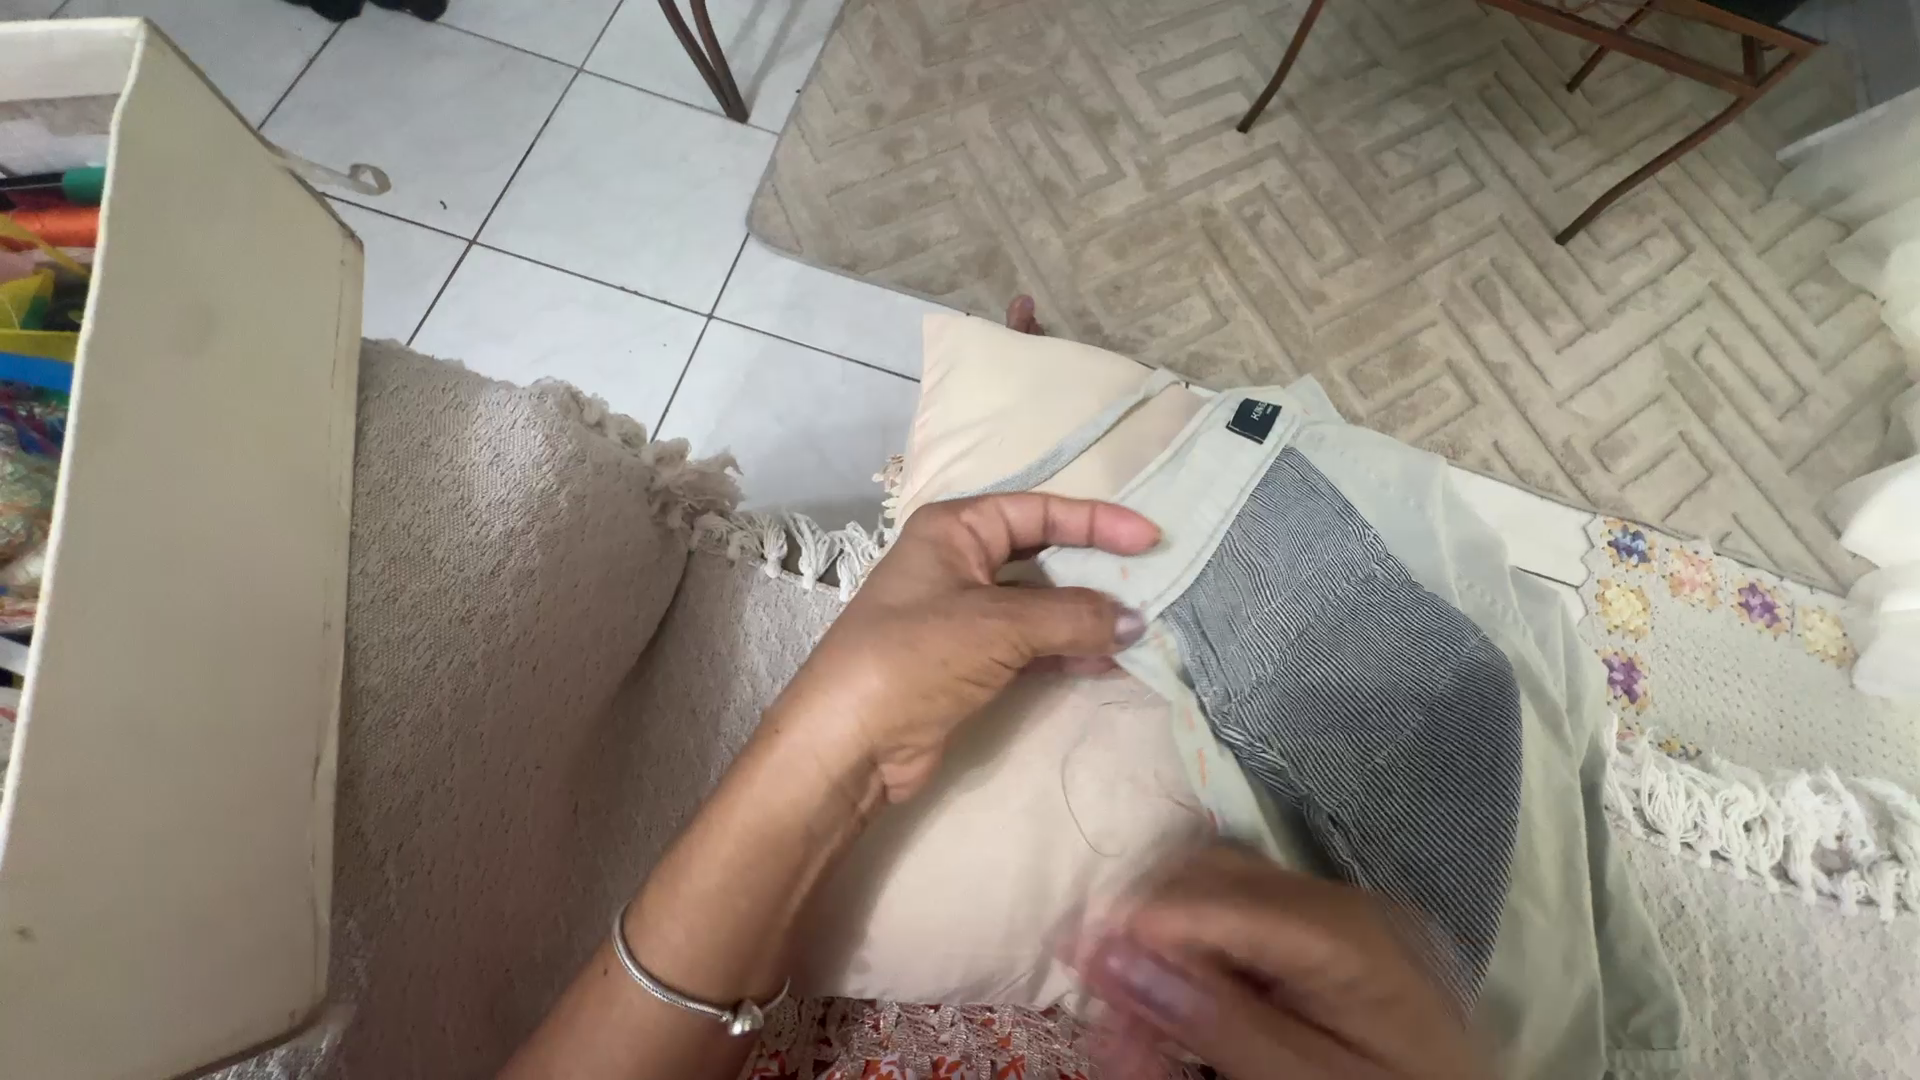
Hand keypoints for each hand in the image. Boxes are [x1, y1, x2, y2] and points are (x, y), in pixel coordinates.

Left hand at [763, 493, 1157, 805]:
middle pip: (1041, 555)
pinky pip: (1032, 647)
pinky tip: (1107, 660)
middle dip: (1094, 571)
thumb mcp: (996, 625)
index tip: (1149, 538)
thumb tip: (1135, 620)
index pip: (1037, 511)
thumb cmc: (915, 656)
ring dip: (1086, 618)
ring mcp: (965, 615)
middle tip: (1151, 585)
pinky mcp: (971, 662)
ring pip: (1040, 605)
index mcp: (955, 530)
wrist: (851, 742)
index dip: (1095, 521)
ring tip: (1140, 629)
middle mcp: (960, 564)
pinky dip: (1067, 651)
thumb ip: (1072, 617)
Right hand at [1078, 845, 1489, 1079]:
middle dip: (1138, 921)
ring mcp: (1321, 905)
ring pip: (1207, 878)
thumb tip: (1112, 953)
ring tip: (1125, 990)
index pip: (1216, 894)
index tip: (1072, 951)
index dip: (1138, 916)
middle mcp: (1329, 896)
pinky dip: (1183, 936)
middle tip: (1096, 982)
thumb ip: (1217, 1020)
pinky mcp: (1310, 924)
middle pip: (1205, 870)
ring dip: (1153, 925)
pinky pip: (1226, 903)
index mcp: (1343, 929)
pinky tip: (1167, 979)